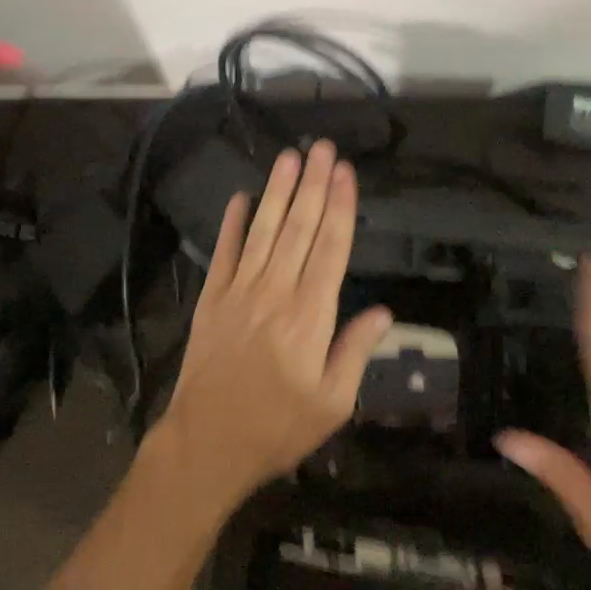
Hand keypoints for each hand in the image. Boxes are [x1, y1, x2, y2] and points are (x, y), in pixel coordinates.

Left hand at [153, 140, 394, 501]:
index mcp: (310, 315)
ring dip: (278, 191)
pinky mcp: (211, 298)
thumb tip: (384, 311)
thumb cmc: (278, 428)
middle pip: (299, 228)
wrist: (207, 443)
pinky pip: (224, 252)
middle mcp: (276, 291)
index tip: (346, 172)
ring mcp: (239, 291)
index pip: (331, 248)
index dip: (340, 206)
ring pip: (264, 230)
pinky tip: (240, 197)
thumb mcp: (333, 403)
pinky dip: (232, 223)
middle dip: (313, 184)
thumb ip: (356, 351)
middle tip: (323, 148)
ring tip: (290, 157)